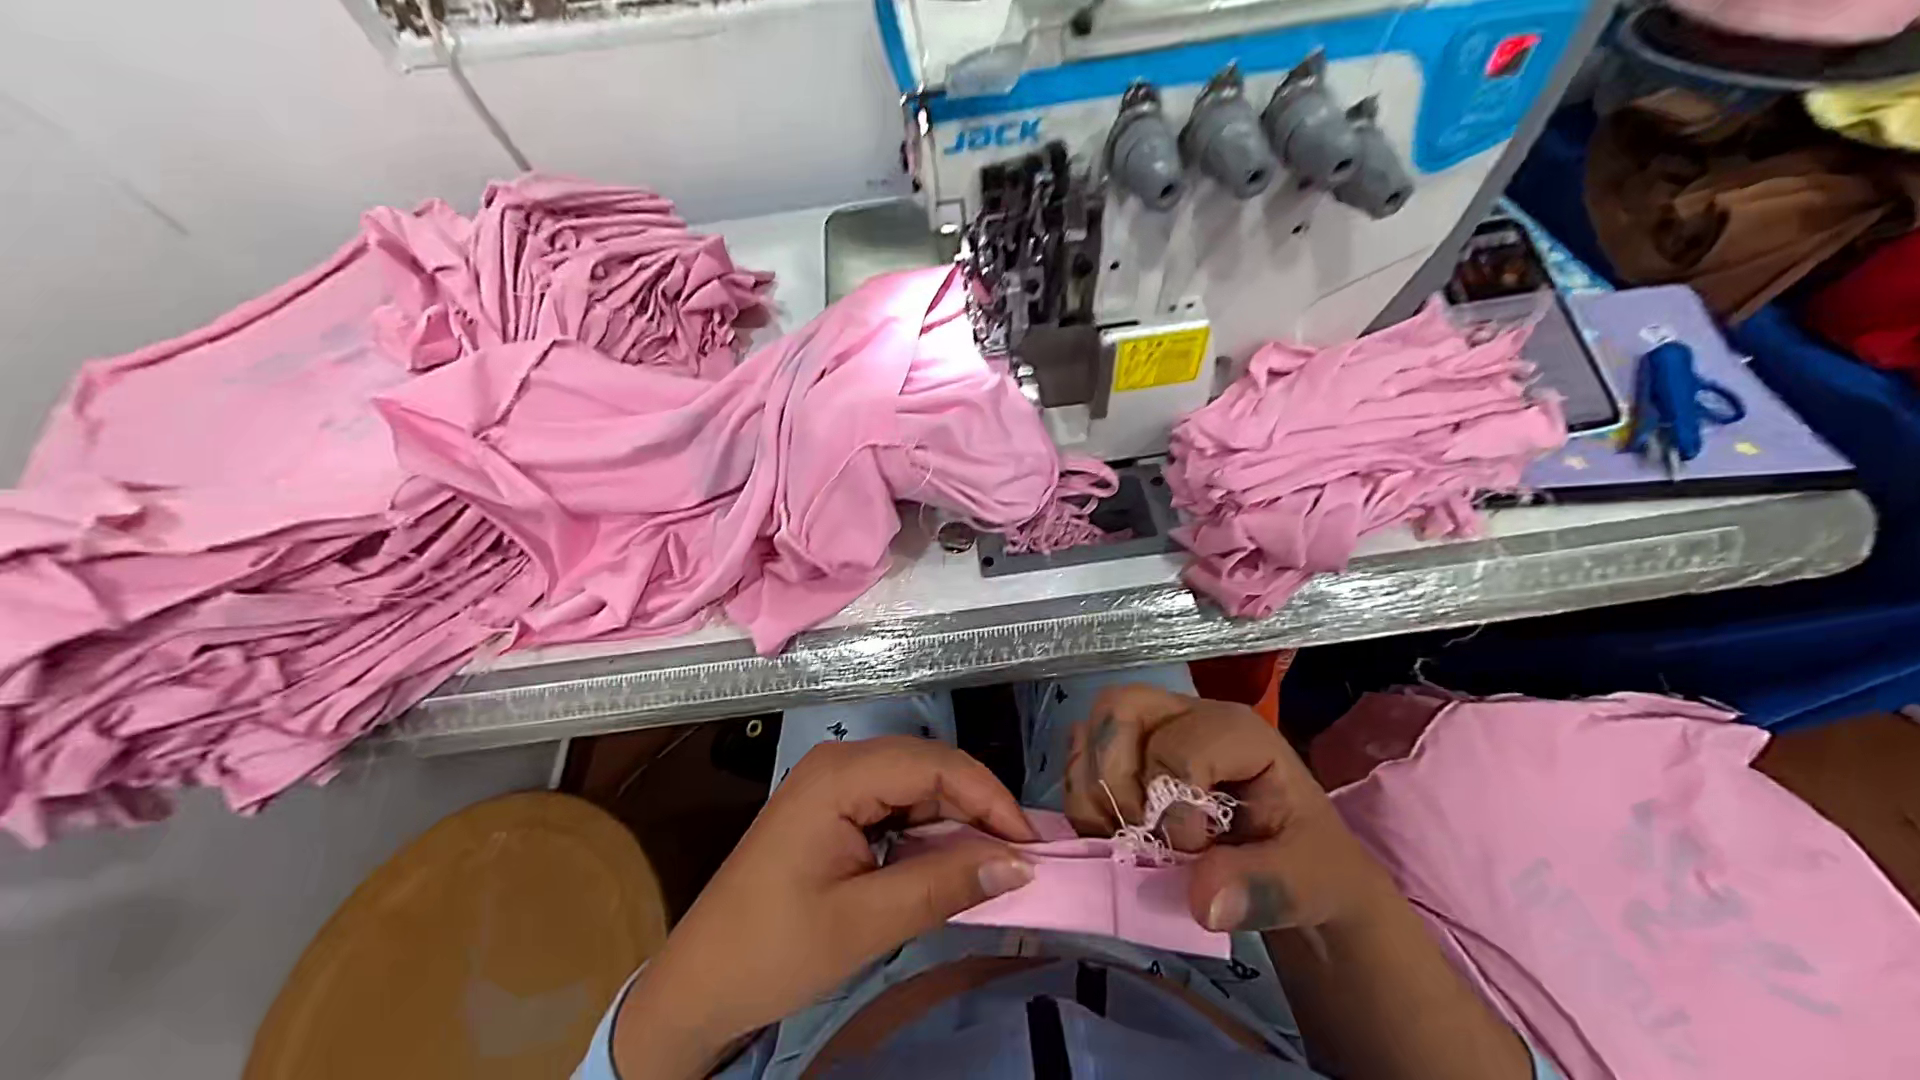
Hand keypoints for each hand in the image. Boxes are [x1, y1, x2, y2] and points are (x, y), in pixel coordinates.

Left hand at [613, 736, 1038, 1078]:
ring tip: (993, 860)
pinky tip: (948, 859)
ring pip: (916, 784)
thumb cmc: (774, 950)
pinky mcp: (833, 805)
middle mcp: (839, 762)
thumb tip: (1020, 863)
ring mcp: (833, 781)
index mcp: (839, 774)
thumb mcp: (866, 923)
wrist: (700, 982)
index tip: (1030, 845)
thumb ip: (944, 885)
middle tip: (1018, 856)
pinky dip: (928, 829)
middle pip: (928, 767)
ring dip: (955, 820)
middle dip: (977, 807)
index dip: (990, 797)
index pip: (936, 765)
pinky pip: (896, 802)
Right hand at [1065, 684, 1393, 932]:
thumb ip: (1268, 887)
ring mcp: (1148, 731)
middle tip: (1140, 830)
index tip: (1196, 848)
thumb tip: (1202, 899)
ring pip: (1090, 729)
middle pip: (1119, 708)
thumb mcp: (1314, 881)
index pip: (1178, 748)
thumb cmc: (1307, 861)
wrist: (1291, 868)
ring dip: (1093, 792)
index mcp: (1236, 731)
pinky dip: (1081, 799)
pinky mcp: (1124, 754)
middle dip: (1115, 779)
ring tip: (1123, 836)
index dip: (1175, 806)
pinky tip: (1110, 832)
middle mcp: (1185, 716)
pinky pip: (1078, 758)